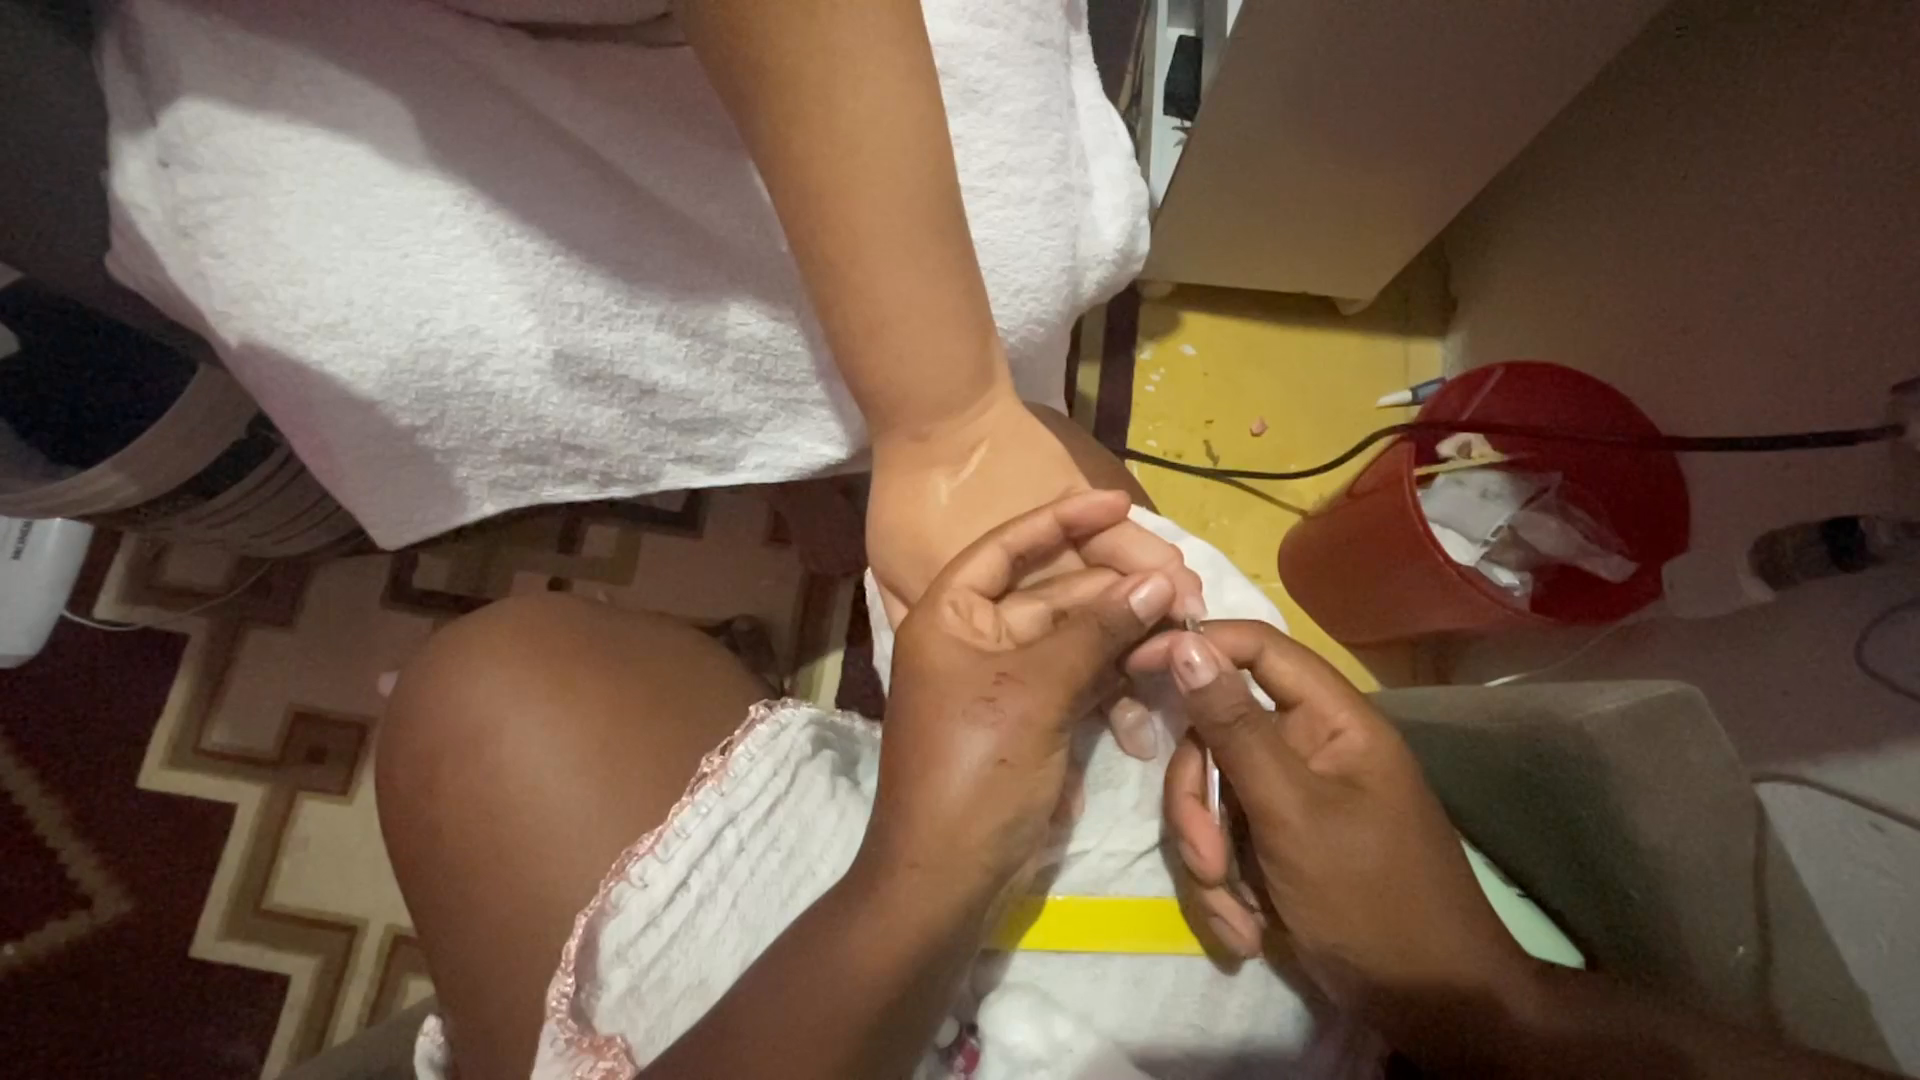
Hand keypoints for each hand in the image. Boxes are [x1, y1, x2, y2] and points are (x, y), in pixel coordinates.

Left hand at [868, 392, 1202, 759]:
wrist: (948, 878)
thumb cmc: (974, 768)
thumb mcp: (1035, 692)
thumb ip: (1096, 632)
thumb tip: (1161, 582)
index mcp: (952, 614)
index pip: (1009, 548)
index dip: (1062, 521)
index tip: (1118, 503)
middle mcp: (975, 638)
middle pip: (1053, 596)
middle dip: (1114, 593)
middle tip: (1184, 586)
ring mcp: (1007, 681)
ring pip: (1074, 641)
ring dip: (1123, 638)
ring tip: (1183, 629)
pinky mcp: (1032, 718)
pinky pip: (1078, 683)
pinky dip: (1114, 681)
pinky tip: (1157, 681)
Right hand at [1129, 622, 1535, 1023]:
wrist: (1425, 1011)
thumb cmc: (1372, 901)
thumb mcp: (1292, 811)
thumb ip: (1233, 725)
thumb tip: (1184, 643)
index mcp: (1332, 720)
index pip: (1256, 648)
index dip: (1196, 646)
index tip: (1136, 665)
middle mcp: (1307, 745)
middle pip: (1216, 732)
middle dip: (1198, 800)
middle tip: (1205, 858)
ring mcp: (1289, 794)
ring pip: (1210, 790)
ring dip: (1207, 854)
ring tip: (1233, 911)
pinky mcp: (1273, 838)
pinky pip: (1222, 835)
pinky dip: (1223, 883)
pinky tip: (1246, 927)